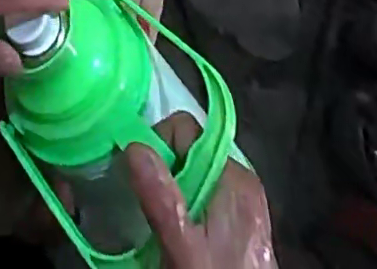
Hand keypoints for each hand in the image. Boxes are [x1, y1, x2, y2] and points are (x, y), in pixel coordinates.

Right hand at [124, 114, 275, 268]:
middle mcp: (241, 180)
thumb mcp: (182, 248)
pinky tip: (178, 236)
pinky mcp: (240, 225)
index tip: (138, 178)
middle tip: (147, 207)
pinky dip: (184, 207)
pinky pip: (203, 195)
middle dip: (163, 171)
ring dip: (171, 192)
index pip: (185, 128)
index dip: (156, 144)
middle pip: (188, 149)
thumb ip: (161, 198)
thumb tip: (133, 144)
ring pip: (193, 173)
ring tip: (160, 224)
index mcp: (234, 176)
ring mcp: (243, 204)